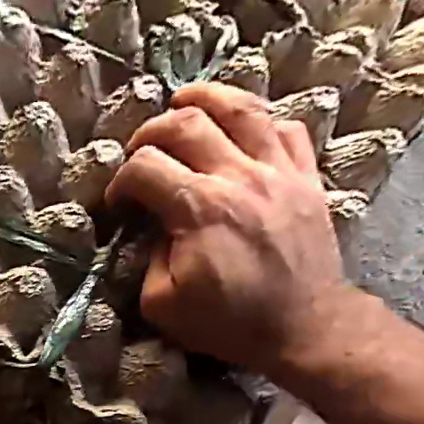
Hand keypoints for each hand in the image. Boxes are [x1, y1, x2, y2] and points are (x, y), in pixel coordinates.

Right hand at [106, 83, 358, 375]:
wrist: (302, 326)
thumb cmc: (229, 323)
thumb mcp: (164, 306)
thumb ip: (150, 261)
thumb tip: (156, 232)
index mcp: (198, 209)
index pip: (145, 168)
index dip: (121, 180)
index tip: (118, 202)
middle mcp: (237, 177)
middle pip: (186, 122)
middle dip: (151, 130)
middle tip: (140, 150)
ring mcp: (278, 171)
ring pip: (241, 107)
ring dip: (205, 97)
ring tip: (185, 100)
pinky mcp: (306, 177)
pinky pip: (286, 128)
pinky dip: (260, 121)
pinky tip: (242, 130)